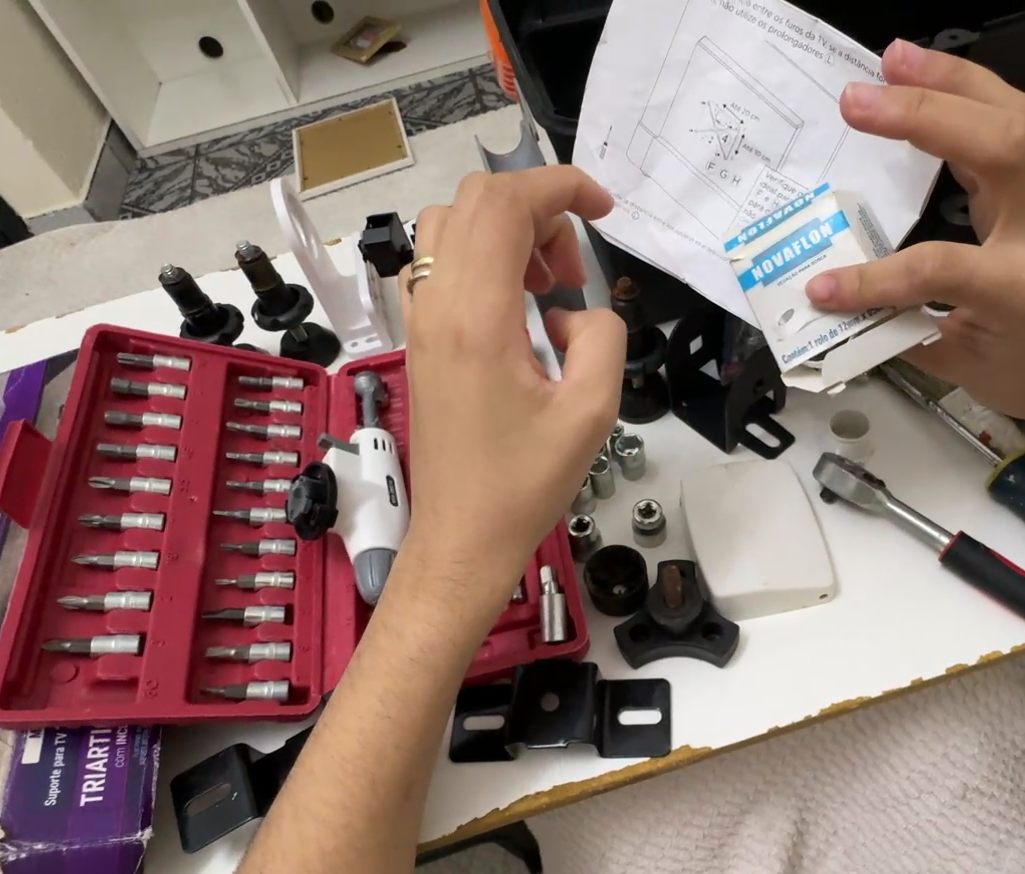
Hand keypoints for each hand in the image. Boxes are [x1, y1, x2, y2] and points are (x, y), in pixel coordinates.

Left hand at [398, 167, 624, 599]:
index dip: (561, 185)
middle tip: (574, 271)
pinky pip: (440, 269)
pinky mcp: (420, 344)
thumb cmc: (524, 486)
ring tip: (549, 289)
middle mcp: (437, 306)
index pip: (507, 204)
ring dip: (507, 234)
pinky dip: (482, 262)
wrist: (462, 538)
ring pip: (450, 229)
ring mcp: (420, 323)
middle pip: (475, 203)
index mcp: (478, 317)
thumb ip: (602, 336)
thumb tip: (576, 313)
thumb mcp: (592, 413)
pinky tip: (516, 313)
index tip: (605, 207)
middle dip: (538, 211)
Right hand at [804, 40, 1024, 428]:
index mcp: (1020, 289)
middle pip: (1001, 144)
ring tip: (892, 60)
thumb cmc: (1024, 375)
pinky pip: (1013, 124)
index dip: (874, 278)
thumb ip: (895, 330)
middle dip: (926, 114)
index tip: (821, 289)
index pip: (939, 266)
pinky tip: (925, 82)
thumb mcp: (955, 366)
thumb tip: (835, 303)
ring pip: (1016, 116)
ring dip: (951, 80)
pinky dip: (968, 94)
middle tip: (856, 97)